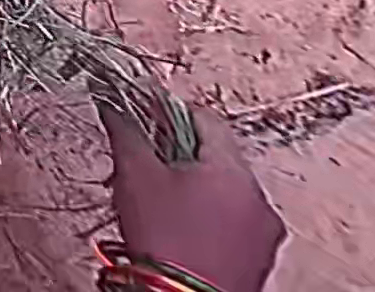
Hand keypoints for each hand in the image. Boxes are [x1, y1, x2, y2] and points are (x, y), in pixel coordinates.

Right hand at [103, 104, 284, 290]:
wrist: (183, 290)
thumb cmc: (163, 229)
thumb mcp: (132, 168)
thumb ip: (124, 128)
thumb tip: (110, 101)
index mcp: (233, 172)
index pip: (205, 119)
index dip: (167, 107)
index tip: (138, 105)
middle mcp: (258, 197)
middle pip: (213, 151)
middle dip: (172, 142)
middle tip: (136, 142)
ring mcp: (264, 227)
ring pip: (221, 181)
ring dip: (185, 171)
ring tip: (149, 178)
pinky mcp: (258, 249)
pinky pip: (229, 208)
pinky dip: (200, 198)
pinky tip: (170, 206)